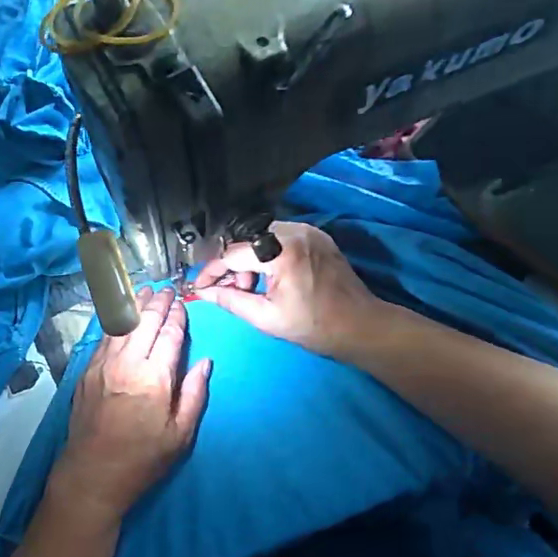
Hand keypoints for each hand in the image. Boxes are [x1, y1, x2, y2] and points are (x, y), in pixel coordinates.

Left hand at [46, 287, 211, 521]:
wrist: (92, 475)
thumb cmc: (141, 460)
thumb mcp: (180, 435)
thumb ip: (194, 395)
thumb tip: (205, 363)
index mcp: (153, 378)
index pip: (169, 335)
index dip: (177, 316)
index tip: (183, 303)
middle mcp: (125, 365)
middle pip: (143, 323)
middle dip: (157, 304)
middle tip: (167, 290)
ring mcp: (101, 367)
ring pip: (120, 326)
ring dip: (134, 307)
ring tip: (144, 292)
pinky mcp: (86, 374)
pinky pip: (103, 340)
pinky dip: (115, 323)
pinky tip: (121, 317)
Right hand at [193, 222, 391, 358]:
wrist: (359, 325)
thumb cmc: (312, 326)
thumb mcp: (265, 317)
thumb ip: (231, 300)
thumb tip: (203, 293)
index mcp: (282, 252)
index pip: (232, 254)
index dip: (211, 271)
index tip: (198, 286)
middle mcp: (295, 232)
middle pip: (245, 239)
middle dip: (233, 264)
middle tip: (236, 289)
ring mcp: (308, 230)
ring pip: (260, 235)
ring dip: (249, 258)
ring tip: (254, 286)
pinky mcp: (316, 235)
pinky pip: (279, 236)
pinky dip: (266, 253)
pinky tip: (270, 276)